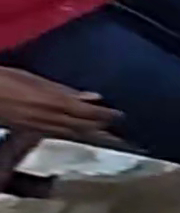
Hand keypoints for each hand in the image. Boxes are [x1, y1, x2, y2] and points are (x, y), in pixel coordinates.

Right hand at [0, 68, 120, 138]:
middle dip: (105, 127)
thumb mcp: (27, 77)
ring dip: (93, 134)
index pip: (93, 113)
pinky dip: (73, 134)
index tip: (121, 114)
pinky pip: (58, 134)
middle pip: (88, 126)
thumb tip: (92, 96)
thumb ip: (62, 89)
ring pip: (75, 133)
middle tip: (120, 126)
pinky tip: (80, 134)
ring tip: (111, 135)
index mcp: (54, 102)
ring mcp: (37, 125)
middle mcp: (50, 116)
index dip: (110, 115)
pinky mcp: (26, 130)